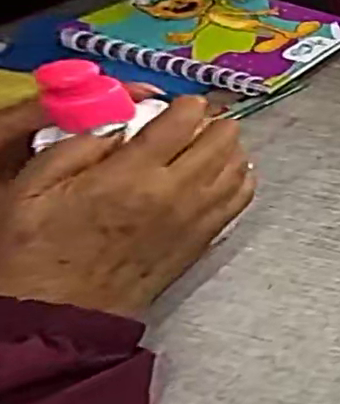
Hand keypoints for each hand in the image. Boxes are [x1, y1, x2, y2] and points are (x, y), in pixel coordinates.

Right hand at [0, 95, 255, 318]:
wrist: (64, 302)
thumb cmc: (35, 247)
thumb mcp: (31, 191)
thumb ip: (74, 149)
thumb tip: (115, 122)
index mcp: (129, 175)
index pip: (179, 125)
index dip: (187, 106)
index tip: (185, 101)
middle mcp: (177, 188)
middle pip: (222, 139)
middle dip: (214, 122)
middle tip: (199, 120)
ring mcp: (203, 209)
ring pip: (239, 161)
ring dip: (230, 145)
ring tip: (211, 141)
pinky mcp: (215, 227)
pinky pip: (245, 189)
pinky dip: (241, 172)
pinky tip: (225, 168)